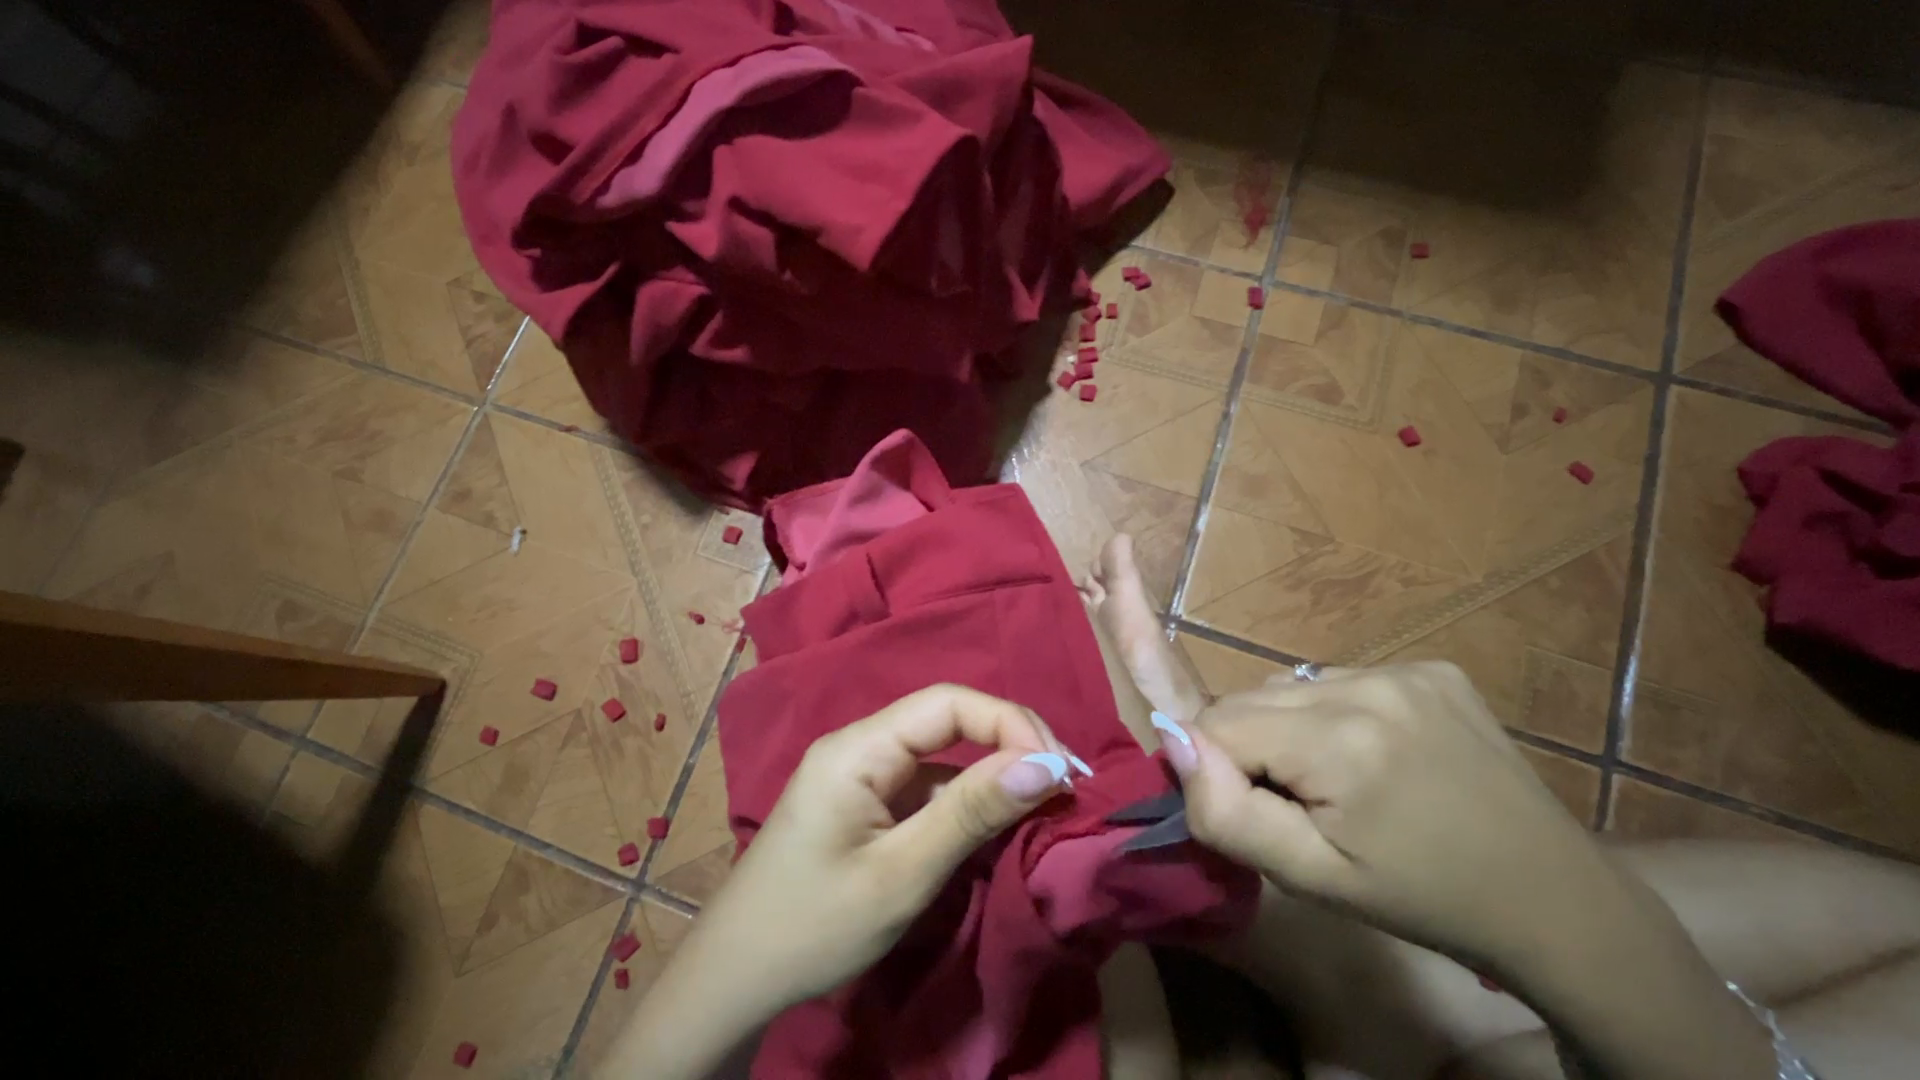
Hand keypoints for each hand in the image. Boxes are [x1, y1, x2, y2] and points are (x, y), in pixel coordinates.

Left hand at [601, 685, 1079, 1079]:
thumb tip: (1049, 763)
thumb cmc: (815, 925)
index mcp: (858, 748)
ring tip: (1044, 805)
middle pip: (947, 720)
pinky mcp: (866, 805)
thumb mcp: (903, 873)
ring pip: (943, 755)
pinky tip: (999, 823)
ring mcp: (862, 776)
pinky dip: (968, 801)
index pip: (948, 702)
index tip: (1059, 770)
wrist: (737, 978)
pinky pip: (928, 786)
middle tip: (1065, 786)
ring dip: (994, 775)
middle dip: (1010, 744)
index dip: (1010, 723)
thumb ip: (972, 812)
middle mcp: (860, 746)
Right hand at [1157, 661, 1618, 968]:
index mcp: (1341, 740)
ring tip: (1341, 784)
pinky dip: (1335, 715)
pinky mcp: (1432, 667)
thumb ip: (1228, 813)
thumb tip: (1175, 741)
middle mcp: (1371, 683)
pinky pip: (1341, 680)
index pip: (1217, 723)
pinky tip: (1378, 757)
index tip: (1258, 813)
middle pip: (1252, 698)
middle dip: (1252, 747)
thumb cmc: (1421, 898)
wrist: (1549, 895)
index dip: (1220, 770)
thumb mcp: (1311, 878)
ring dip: (1290, 728)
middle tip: (1300, 806)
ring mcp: (1407, 668)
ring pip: (1291, 686)